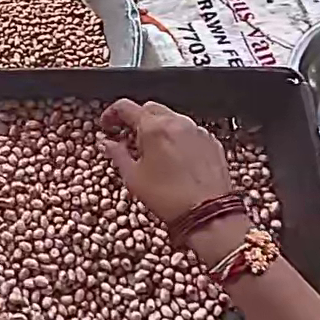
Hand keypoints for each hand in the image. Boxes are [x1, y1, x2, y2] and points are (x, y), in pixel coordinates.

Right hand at [97, 99, 234, 222]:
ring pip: (171, 118)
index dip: (111, 113)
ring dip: (157, 127)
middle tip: (126, 136)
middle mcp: (177, 123)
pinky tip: (172, 158)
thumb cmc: (169, 197)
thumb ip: (117, 154)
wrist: (208, 213)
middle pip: (149, 108)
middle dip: (135, 118)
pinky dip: (177, 138)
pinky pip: (189, 131)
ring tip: (150, 150)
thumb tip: (108, 143)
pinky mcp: (211, 143)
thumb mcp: (132, 177)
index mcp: (153, 128)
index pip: (125, 107)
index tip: (107, 124)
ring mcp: (197, 131)